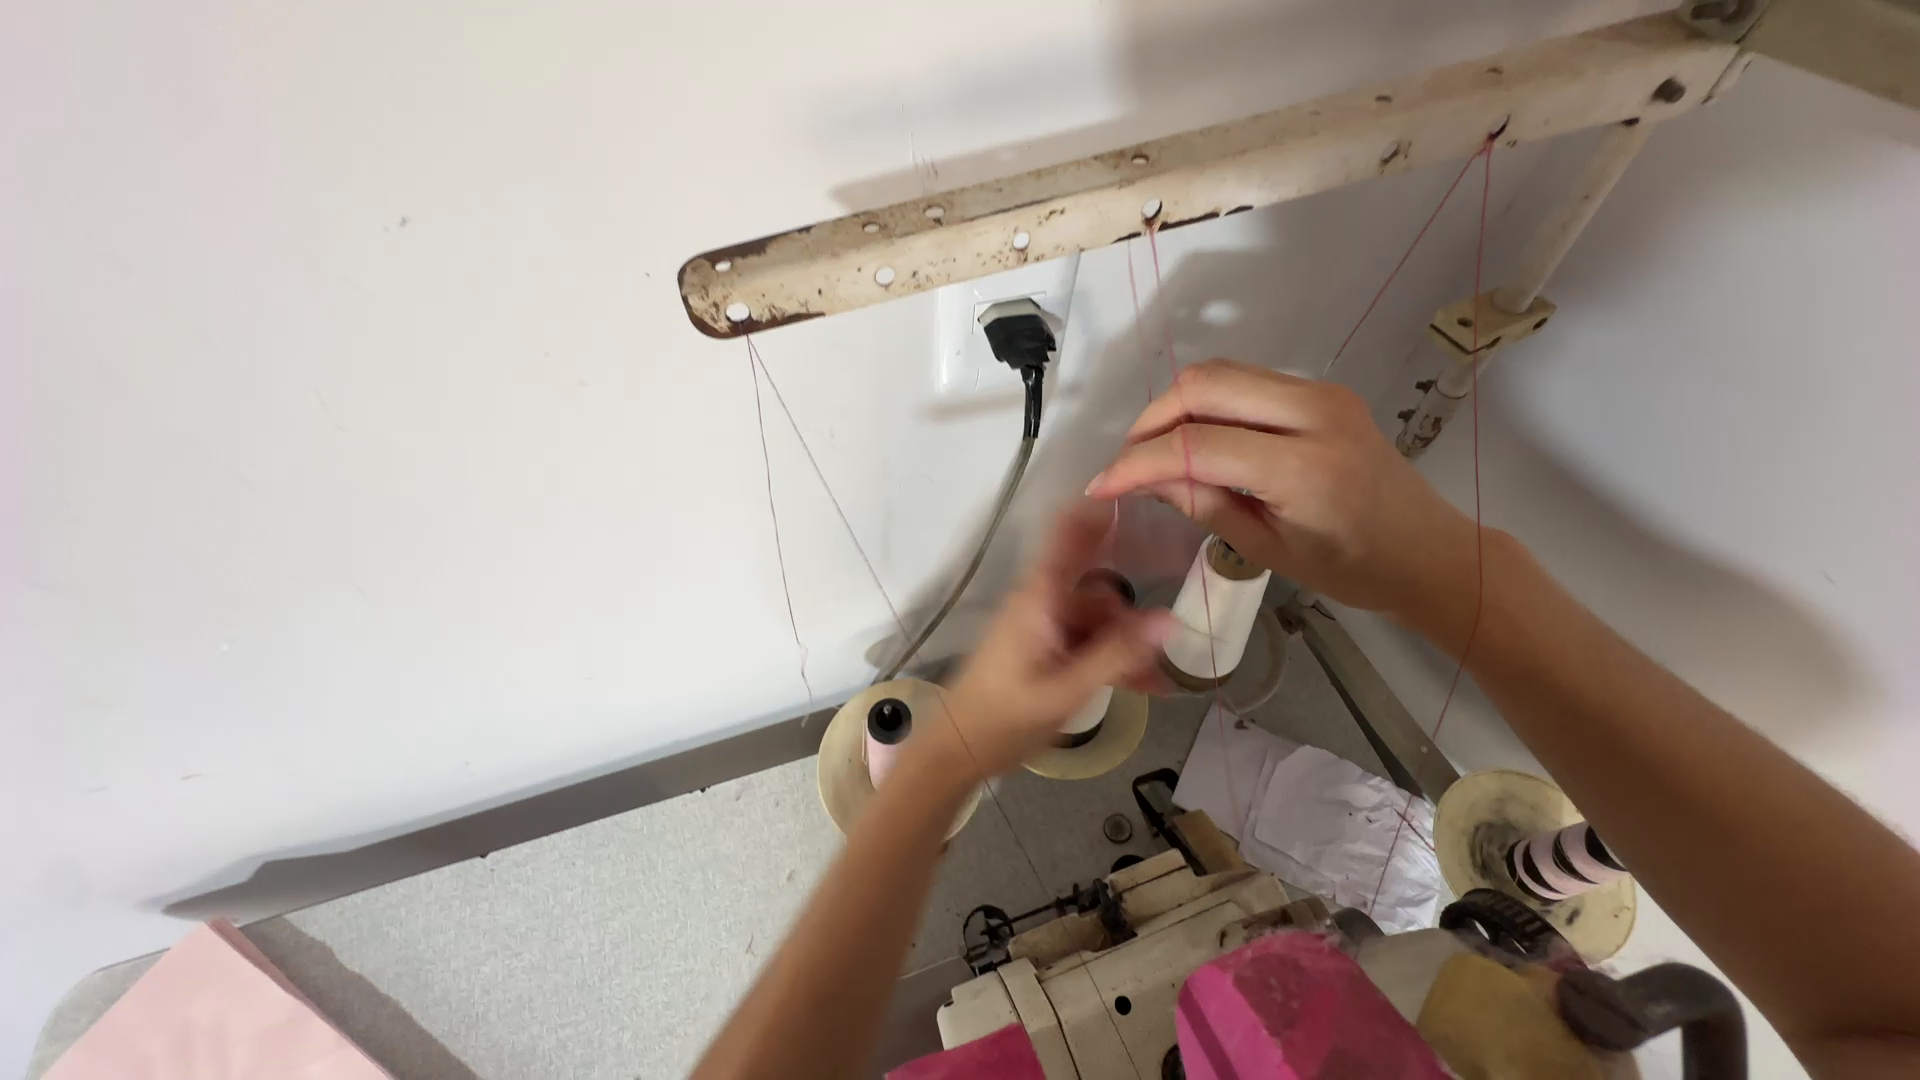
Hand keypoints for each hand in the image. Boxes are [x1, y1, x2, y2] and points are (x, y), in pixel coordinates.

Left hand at [914, 500, 1171, 784]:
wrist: (958, 750)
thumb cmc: (1004, 719)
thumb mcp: (1066, 691)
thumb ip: (1118, 656)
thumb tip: (1170, 620)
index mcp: (1038, 599)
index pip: (1066, 536)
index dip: (1095, 512)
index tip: (1135, 499)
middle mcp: (1041, 603)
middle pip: (1096, 591)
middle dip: (1132, 616)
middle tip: (1170, 638)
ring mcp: (1041, 627)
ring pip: (1096, 623)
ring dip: (1126, 647)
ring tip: (1156, 682)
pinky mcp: (1042, 649)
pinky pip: (1084, 644)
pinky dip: (1109, 661)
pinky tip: (1141, 686)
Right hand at [1085, 359, 1479, 632]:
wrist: (1429, 551)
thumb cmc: (1351, 569)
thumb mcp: (1267, 549)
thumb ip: (1203, 504)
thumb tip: (1144, 478)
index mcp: (1304, 469)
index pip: (1197, 445)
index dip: (1138, 463)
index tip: (1101, 485)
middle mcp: (1313, 413)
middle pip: (1203, 385)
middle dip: (1150, 421)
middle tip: (1126, 463)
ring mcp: (1320, 393)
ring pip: (1220, 372)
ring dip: (1174, 406)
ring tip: (1154, 451)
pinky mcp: (1320, 390)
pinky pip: (1244, 380)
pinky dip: (1205, 403)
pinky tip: (1193, 438)